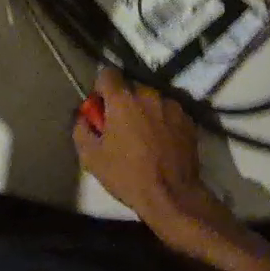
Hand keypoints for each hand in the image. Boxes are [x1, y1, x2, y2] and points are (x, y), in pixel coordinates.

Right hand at [74, 68, 222, 229]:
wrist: (172, 196)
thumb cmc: (127, 175)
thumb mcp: (91, 157)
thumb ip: (81, 129)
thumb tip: (84, 116)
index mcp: (122, 99)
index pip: (107, 73)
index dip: (102, 89)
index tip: (102, 108)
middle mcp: (148, 94)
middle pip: (131, 88)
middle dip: (124, 102)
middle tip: (123, 128)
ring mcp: (171, 105)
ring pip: (152, 100)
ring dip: (145, 111)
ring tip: (145, 137)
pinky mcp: (188, 119)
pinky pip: (169, 112)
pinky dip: (163, 121)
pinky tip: (163, 143)